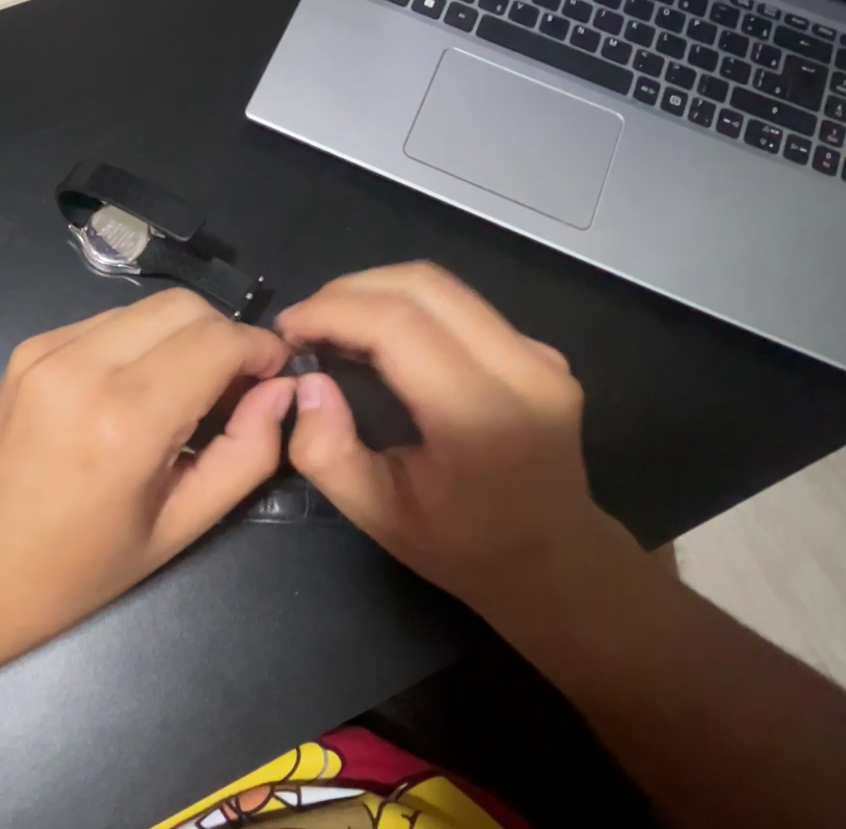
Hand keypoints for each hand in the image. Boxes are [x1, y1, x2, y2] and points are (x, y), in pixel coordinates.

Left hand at [0, 289, 293, 639]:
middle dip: (226, 337)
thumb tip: (283, 391)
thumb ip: (247, 453)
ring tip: (184, 393)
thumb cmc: (80, 567)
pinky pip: (110, 320)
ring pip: (149, 307)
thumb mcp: (182, 527)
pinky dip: (142, 341)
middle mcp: (82, 367)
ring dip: (184, 337)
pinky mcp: (29, 346)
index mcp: (125, 421)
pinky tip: (135, 389)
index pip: (219, 341)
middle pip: (187, 307)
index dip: (261, 350)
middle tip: (233, 390)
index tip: (273, 378)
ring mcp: (47, 349)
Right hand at [276, 263, 638, 607]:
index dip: (332, 312)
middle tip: (304, 324)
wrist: (557, 561)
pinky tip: (378, 338)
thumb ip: (328, 453)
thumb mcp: (379, 518)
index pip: (399, 324)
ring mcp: (538, 354)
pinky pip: (460, 306)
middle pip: (421, 286)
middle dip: (347, 291)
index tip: (288, 330)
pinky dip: (404, 306)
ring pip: (441, 285)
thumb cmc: (465, 549)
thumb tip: (308, 382)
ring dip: (374, 291)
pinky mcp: (538, 351)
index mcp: (481, 416)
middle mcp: (522, 370)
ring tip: (332, 324)